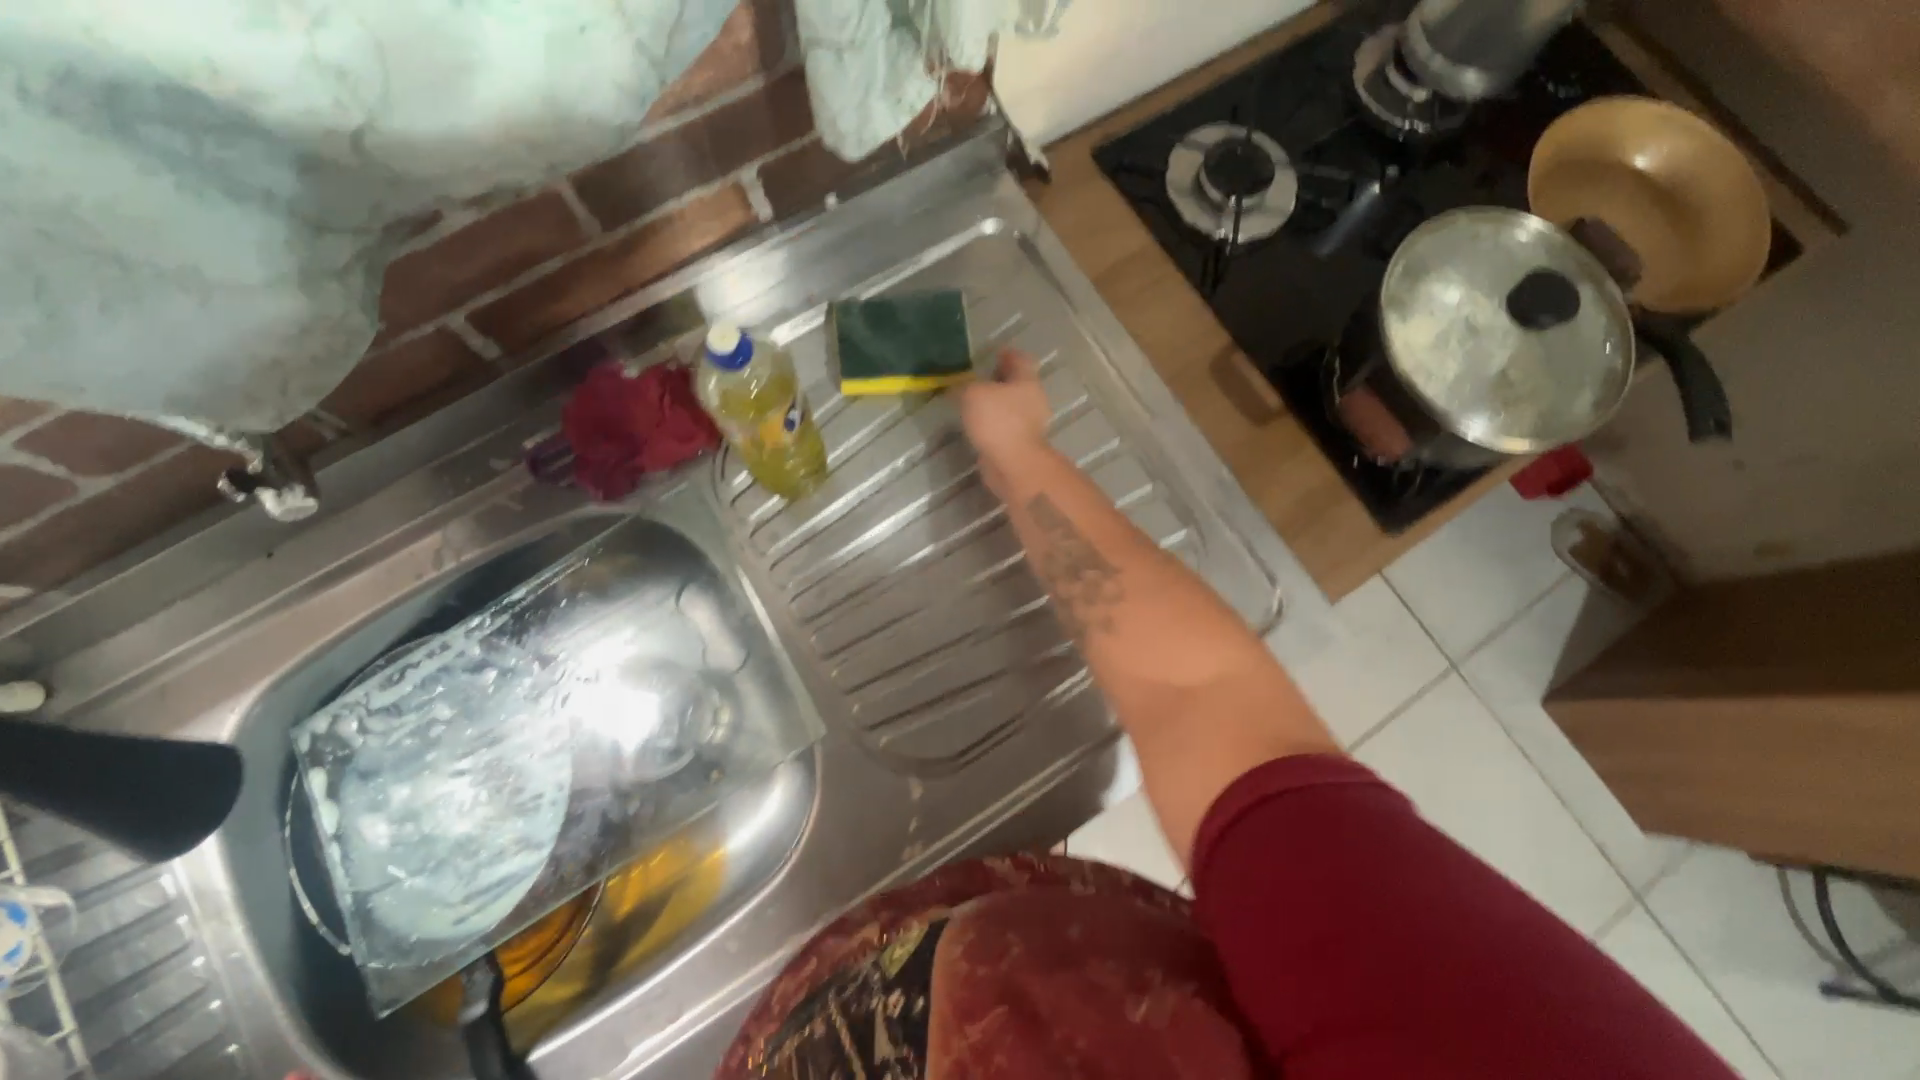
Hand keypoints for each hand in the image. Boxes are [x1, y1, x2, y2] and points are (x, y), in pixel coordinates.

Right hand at [958, 349, 1051, 497]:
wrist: (1014, 465)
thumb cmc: (998, 421)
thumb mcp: (972, 394)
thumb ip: (963, 386)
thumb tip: (957, 386)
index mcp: (1026, 381)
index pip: (1021, 359)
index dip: (1008, 354)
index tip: (995, 354)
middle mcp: (1033, 400)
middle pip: (1019, 384)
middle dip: (1001, 381)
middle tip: (981, 379)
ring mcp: (1030, 424)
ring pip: (1013, 407)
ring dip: (997, 404)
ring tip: (975, 404)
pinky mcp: (1021, 444)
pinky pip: (1007, 427)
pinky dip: (995, 425)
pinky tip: (979, 427)